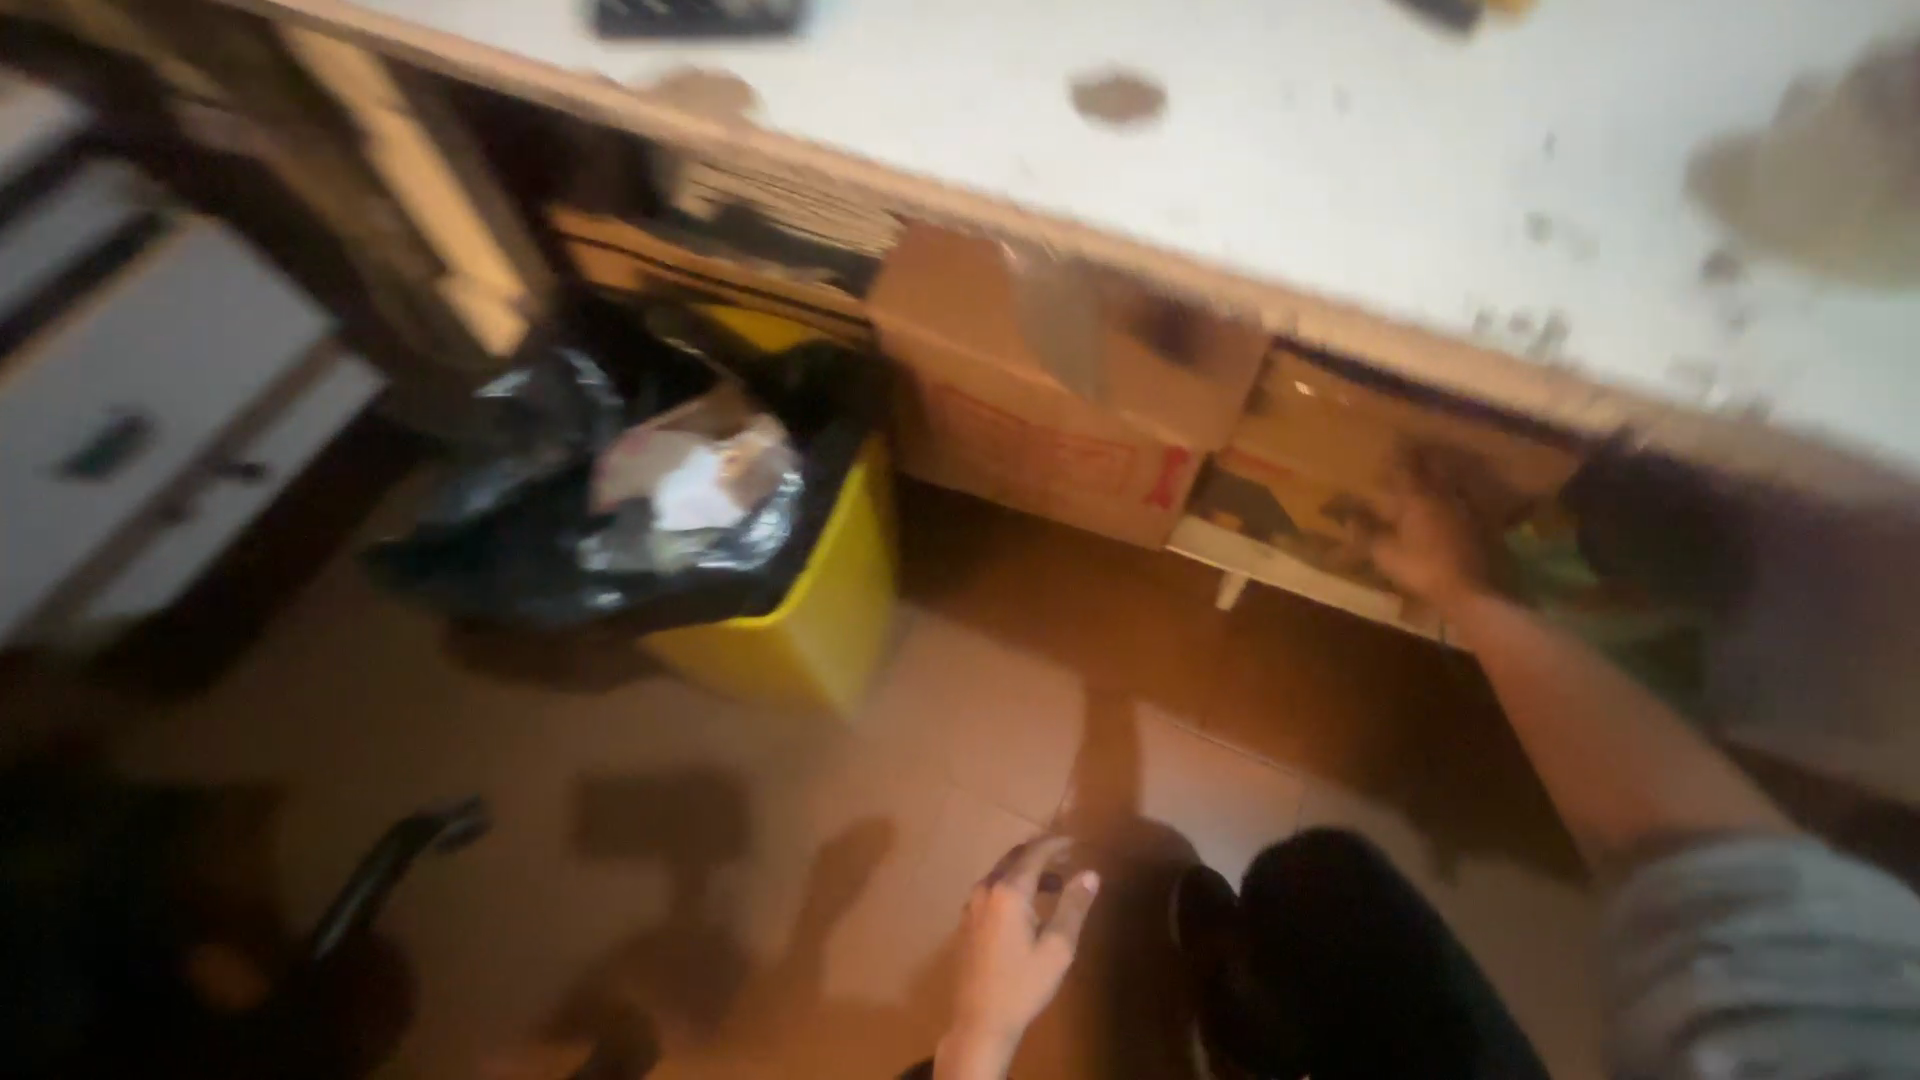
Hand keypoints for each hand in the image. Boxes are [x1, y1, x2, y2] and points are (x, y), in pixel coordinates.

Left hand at [938, 837, 1099, 1079]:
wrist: (979, 1022)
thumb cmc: (1023, 985)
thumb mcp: (1058, 948)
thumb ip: (1073, 906)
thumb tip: (1090, 874)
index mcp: (1008, 891)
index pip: (1034, 853)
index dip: (1055, 844)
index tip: (1075, 842)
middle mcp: (985, 889)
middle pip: (1014, 857)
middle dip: (1040, 854)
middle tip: (1066, 859)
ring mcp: (971, 905)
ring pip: (1001, 874)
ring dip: (1027, 872)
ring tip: (1054, 885)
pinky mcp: (966, 922)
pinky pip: (992, 890)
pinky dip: (1012, 887)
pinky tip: (1027, 908)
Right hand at [1362, 447, 1504, 613]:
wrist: (1476, 592)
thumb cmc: (1424, 570)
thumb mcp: (1386, 554)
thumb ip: (1366, 534)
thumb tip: (1346, 518)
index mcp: (1418, 500)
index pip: (1407, 469)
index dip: (1400, 455)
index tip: (1394, 443)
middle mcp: (1446, 496)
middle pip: (1437, 468)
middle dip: (1426, 456)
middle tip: (1419, 447)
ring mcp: (1470, 508)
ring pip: (1457, 480)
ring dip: (1447, 470)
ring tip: (1439, 465)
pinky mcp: (1488, 523)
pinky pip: (1472, 498)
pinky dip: (1463, 492)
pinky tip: (1461, 497)